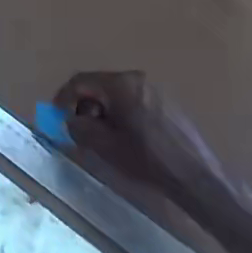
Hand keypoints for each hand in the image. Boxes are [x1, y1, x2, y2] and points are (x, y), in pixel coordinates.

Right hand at [54, 71, 229, 203]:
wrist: (195, 174)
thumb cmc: (148, 159)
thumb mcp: (106, 147)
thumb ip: (81, 128)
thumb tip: (70, 120)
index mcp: (121, 84)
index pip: (82, 80)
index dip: (64, 97)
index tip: (56, 115)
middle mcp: (137, 78)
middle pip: (100, 85)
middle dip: (85, 106)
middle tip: (81, 131)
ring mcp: (155, 88)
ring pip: (117, 93)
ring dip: (104, 111)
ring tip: (104, 138)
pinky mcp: (166, 101)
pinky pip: (134, 100)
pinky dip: (121, 113)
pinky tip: (126, 138)